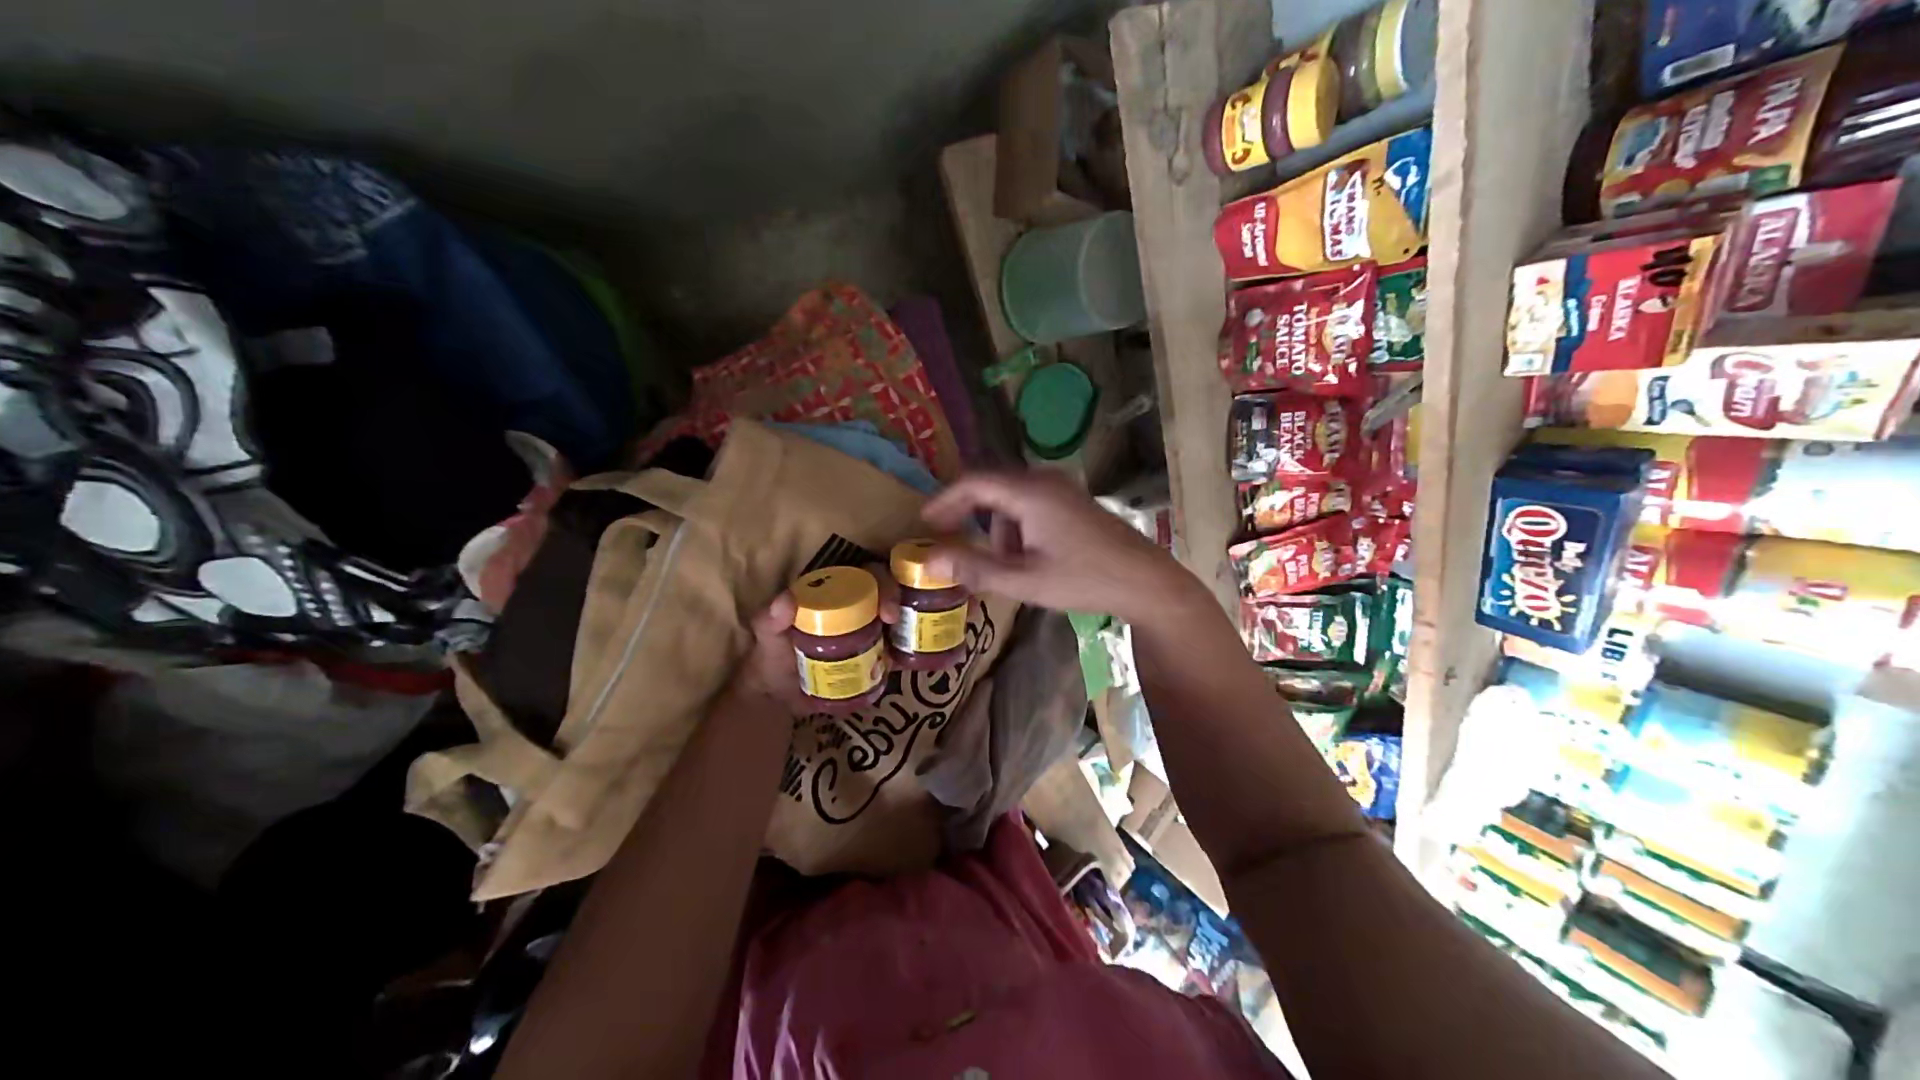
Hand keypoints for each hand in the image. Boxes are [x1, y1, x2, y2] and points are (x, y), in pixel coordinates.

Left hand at [729, 570, 901, 710]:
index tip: (885, 608)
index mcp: (835, 593)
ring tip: (907, 644)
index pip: (867, 576)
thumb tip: (785, 600)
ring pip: (899, 620)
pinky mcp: (875, 658)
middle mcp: (857, 608)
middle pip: (889, 594)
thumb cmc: (772, 657)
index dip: (883, 583)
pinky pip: (896, 651)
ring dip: (910, 626)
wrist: (777, 698)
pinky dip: (907, 654)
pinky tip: (912, 661)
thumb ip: (770, 619)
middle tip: (893, 622)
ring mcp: (868, 633)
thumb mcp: (767, 636)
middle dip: (899, 602)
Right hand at [920, 469, 1201, 620]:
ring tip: (1007, 565)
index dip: (945, 499)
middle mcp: (1045, 480)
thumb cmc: (1084, 580)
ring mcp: (1063, 488)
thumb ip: (975, 568)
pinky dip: (1018, 527)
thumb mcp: (1024, 580)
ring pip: (1012, 499)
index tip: (924, 521)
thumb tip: (929, 560)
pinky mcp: (1073, 501)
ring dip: (999, 528)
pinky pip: (1031, 504)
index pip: (974, 482)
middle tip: (949, 539)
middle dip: (969, 515)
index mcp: (1030, 492)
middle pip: (992, 487)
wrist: (1146, 581)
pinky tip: (1030, 558)